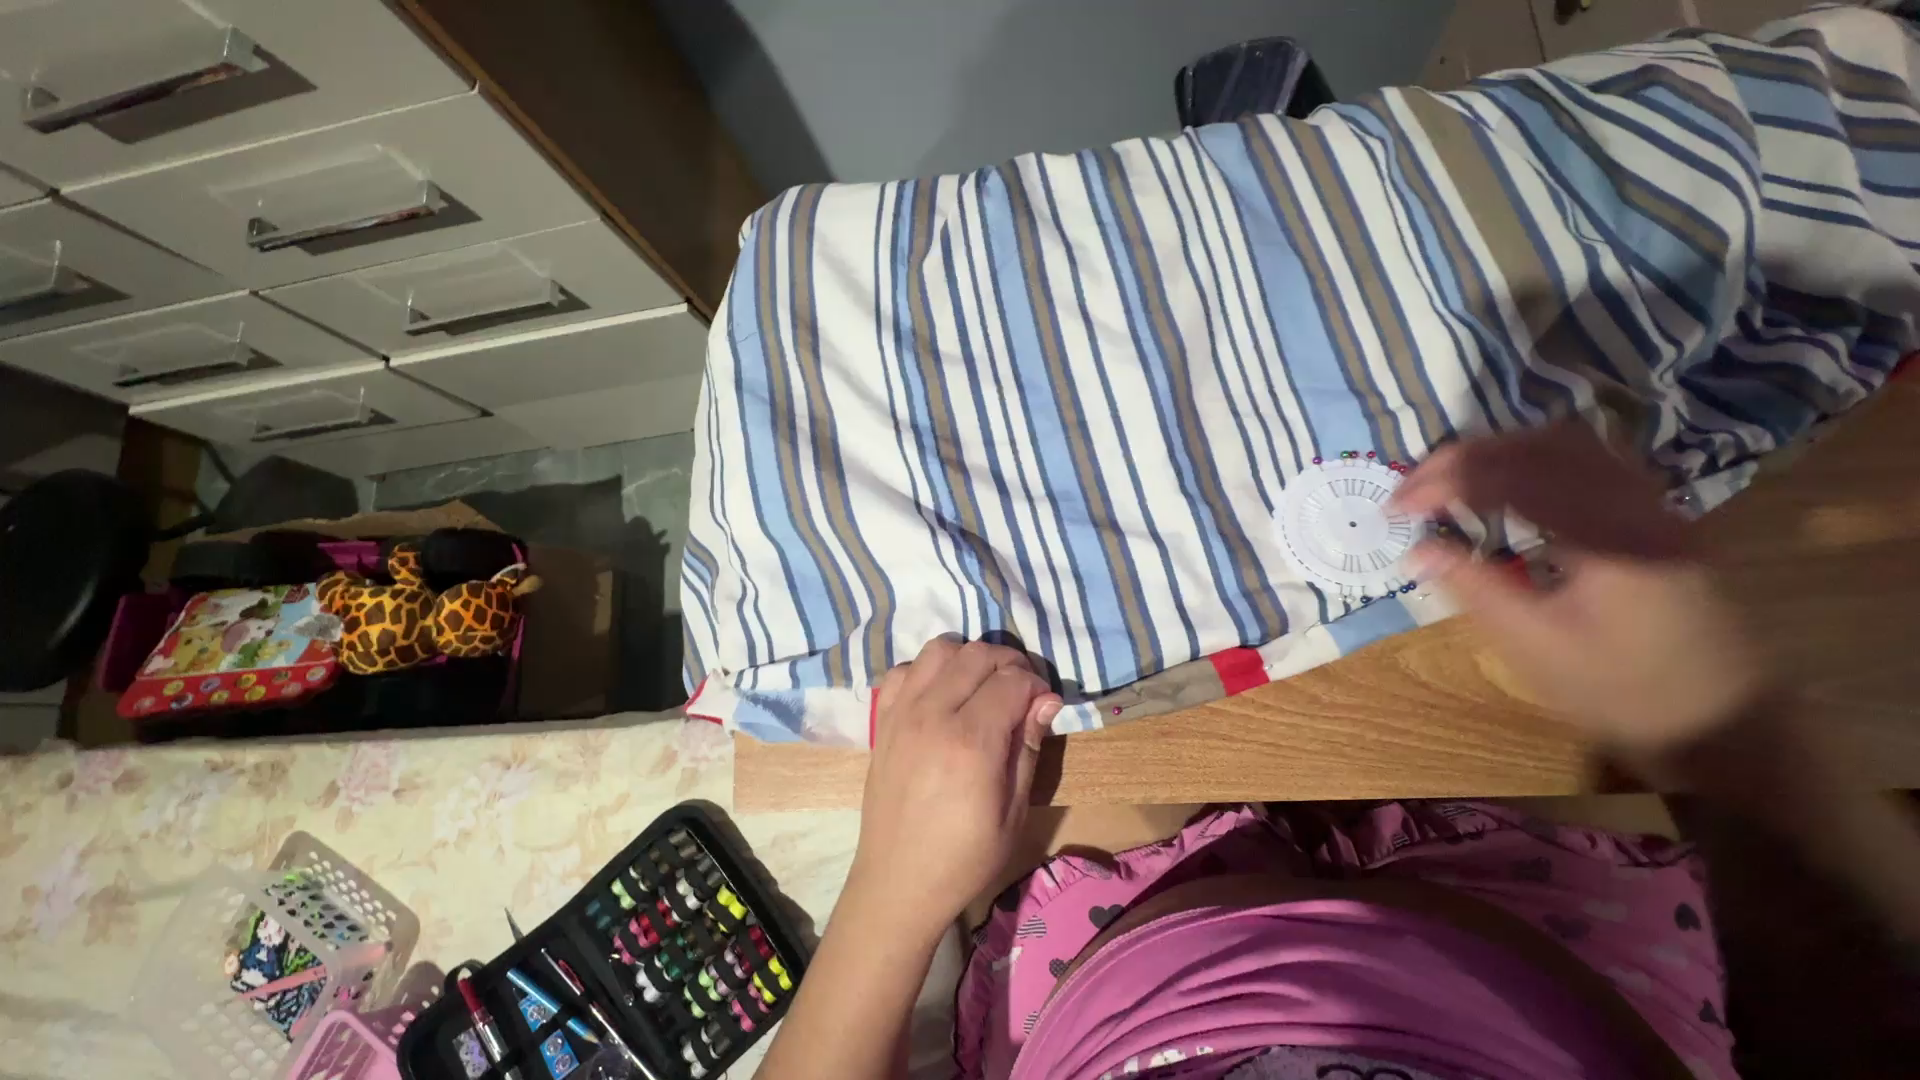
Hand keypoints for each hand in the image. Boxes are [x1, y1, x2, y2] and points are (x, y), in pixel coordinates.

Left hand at [847, 637, 1061, 938]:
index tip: (1043, 706)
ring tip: (982, 686)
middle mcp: (932, 715)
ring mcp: (901, 714)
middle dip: (1008, 663)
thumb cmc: (965, 857)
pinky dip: (927, 669)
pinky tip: (942, 695)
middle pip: (977, 654)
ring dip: (968, 658)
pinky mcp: (882, 721)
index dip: (1036, 686)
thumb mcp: (1014, 811)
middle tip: (1020, 691)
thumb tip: (1047, 700)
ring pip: (938, 650)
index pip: (1012, 680)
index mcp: (971, 742)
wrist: (899, 882)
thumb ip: (1028, 747)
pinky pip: (904, 670)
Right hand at [1393, 425, 1768, 751]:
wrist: (1722, 721)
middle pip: (1541, 444)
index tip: (1395, 507)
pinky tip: (1503, 488)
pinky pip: (1587, 462)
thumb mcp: (1536, 646)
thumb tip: (1414, 549)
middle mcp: (1635, 505)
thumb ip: (1474, 587)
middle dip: (1466, 457)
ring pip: (1568, 445)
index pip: (1513, 477)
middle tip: (1412, 490)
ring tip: (1448, 483)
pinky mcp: (1653, 516)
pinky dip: (1532, 462)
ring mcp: (1651, 506)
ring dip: (1498, 453)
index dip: (1445, 482)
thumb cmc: (1621, 692)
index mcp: (1607, 537)